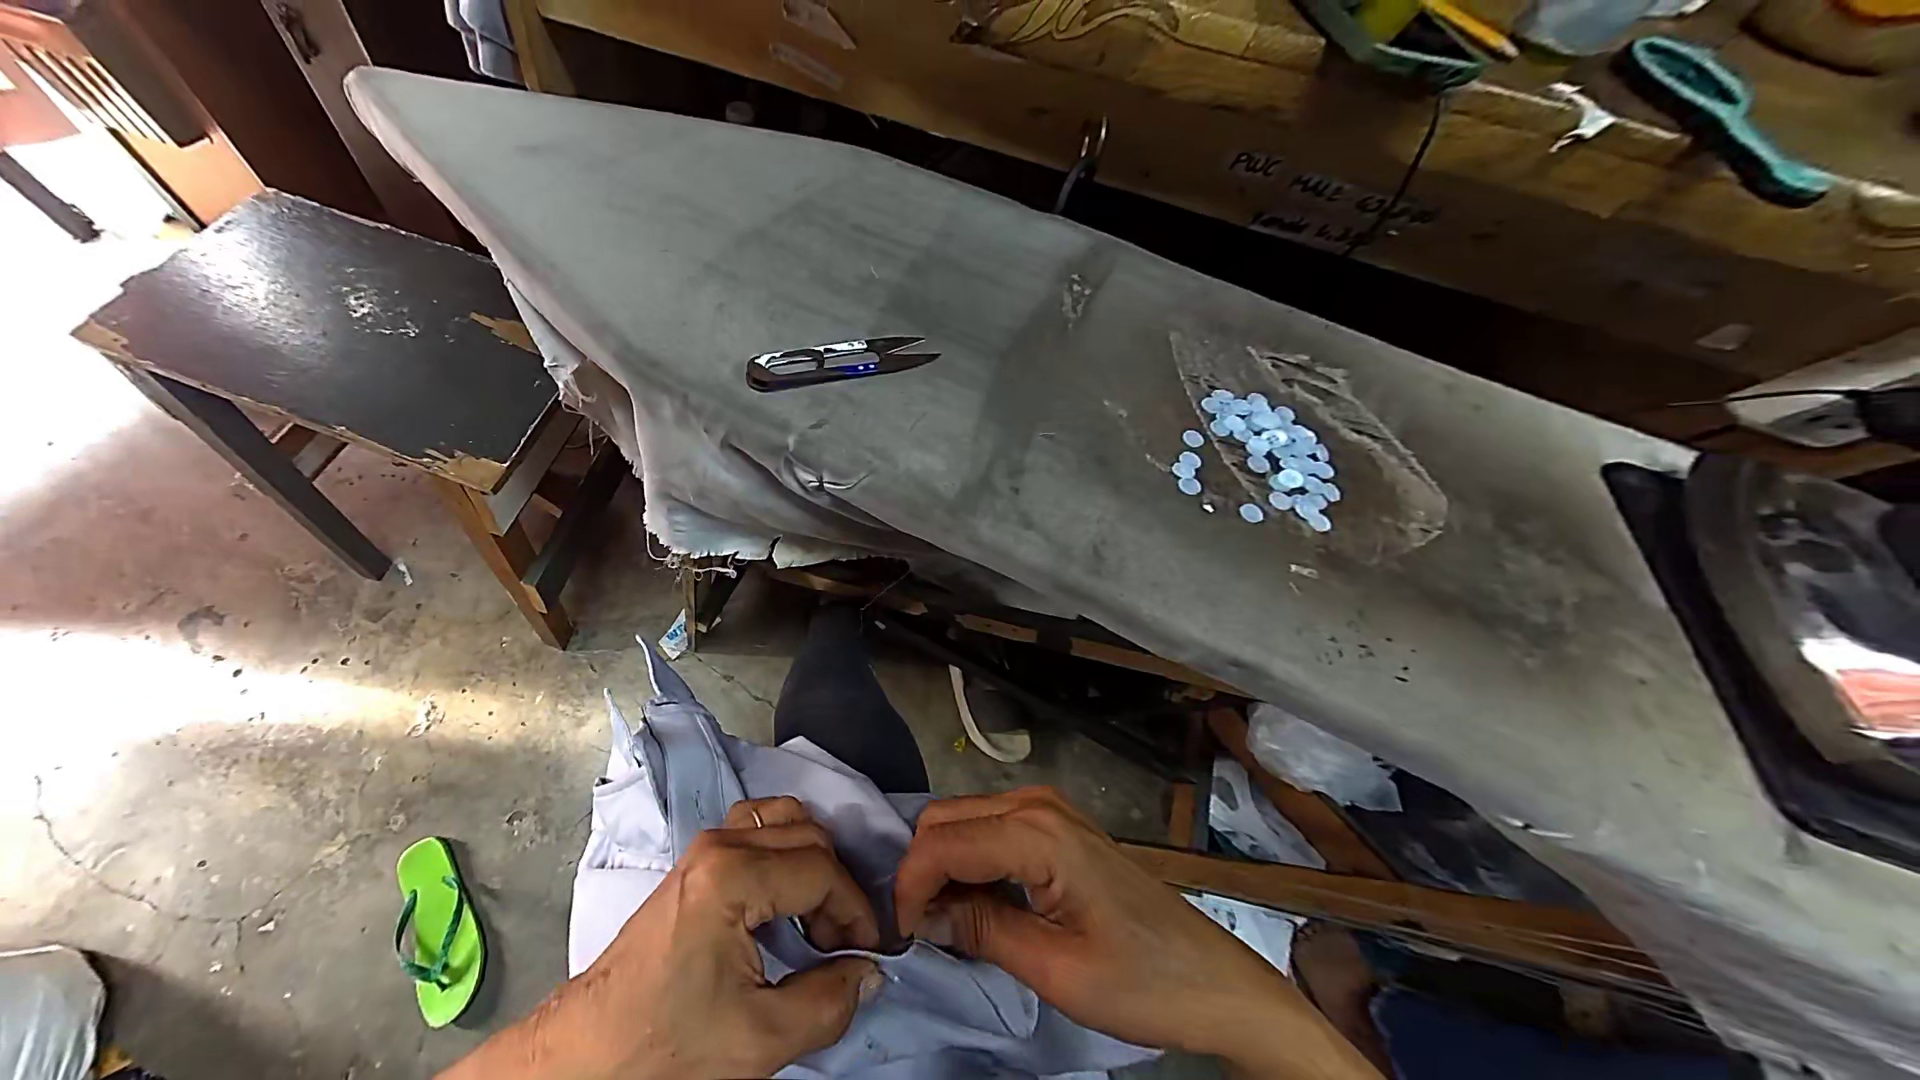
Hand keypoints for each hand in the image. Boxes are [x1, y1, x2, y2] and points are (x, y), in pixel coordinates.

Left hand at [443, 797, 884, 1079]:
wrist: (581, 1059)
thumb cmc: (665, 1048)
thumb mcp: (760, 1040)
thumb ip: (830, 1001)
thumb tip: (871, 970)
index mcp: (734, 875)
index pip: (822, 872)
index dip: (855, 911)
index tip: (867, 951)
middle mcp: (721, 843)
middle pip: (810, 837)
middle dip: (837, 888)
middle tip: (838, 943)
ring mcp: (705, 846)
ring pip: (785, 820)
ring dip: (814, 860)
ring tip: (814, 916)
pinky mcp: (696, 861)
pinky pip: (758, 827)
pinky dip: (786, 849)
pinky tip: (786, 894)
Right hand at [893, 786, 1379, 1079]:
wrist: (1213, 978)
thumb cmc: (1141, 980)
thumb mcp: (1054, 969)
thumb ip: (981, 930)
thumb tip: (923, 917)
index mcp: (1038, 832)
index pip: (942, 842)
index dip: (910, 887)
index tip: (903, 936)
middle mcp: (1038, 804)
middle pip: (946, 819)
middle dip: (922, 870)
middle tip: (922, 932)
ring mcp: (1050, 808)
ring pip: (964, 819)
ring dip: (944, 864)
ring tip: (946, 923)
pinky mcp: (1058, 824)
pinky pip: (991, 827)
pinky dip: (970, 859)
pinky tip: (977, 901)